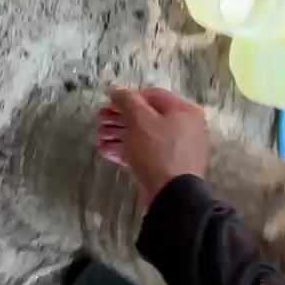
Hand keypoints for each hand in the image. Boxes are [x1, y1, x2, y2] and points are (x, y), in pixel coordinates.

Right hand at [97, 85, 211, 209]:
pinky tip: (106, 151)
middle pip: (146, 116)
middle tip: (99, 121)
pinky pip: (146, 153)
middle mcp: (185, 128)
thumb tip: (115, 88)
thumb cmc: (158, 150)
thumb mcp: (139, 120)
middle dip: (119, 118)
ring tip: (99, 138)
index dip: (128, 97)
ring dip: (119, 134)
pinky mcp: (168, 167)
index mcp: (184, 112)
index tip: (109, 105)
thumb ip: (126, 100)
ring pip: (143, 136)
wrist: (172, 196)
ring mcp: (177, 149)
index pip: (152, 95)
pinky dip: (126, 150)